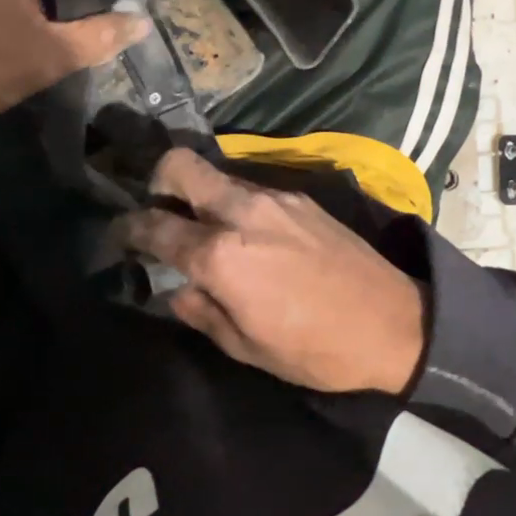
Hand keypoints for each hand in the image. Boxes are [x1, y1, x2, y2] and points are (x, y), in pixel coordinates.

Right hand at [122, 150, 425, 393]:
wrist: (396, 323)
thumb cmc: (315, 349)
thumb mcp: (247, 347)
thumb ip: (201, 311)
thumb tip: (177, 289)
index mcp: (220, 255)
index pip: (155, 226)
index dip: (127, 228)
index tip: (119, 235)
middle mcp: (241, 212)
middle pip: (180, 166)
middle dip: (157, 181)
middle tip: (159, 211)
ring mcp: (273, 198)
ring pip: (217, 175)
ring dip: (200, 195)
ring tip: (205, 228)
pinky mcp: (300, 197)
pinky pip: (250, 189)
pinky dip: (235, 204)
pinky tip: (249, 236)